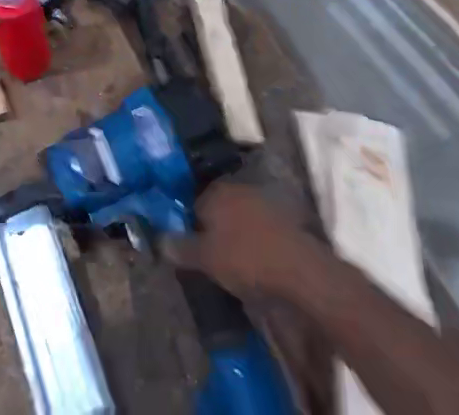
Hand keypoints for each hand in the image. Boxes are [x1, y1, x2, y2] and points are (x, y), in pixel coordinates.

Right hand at [165, 182, 314, 299]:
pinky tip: (253, 259)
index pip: (193, 203)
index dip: (188, 225)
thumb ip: (180, 247)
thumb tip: (159, 240)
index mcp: (217, 191)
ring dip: (234, 233)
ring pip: (240, 216)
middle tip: (206, 256)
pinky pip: (259, 226)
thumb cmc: (245, 260)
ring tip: (230, 262)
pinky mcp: (285, 217)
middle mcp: (240, 188)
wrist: (298, 270)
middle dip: (212, 228)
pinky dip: (254, 239)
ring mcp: (265, 200)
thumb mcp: (204, 259)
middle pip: (218, 207)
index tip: (186, 248)